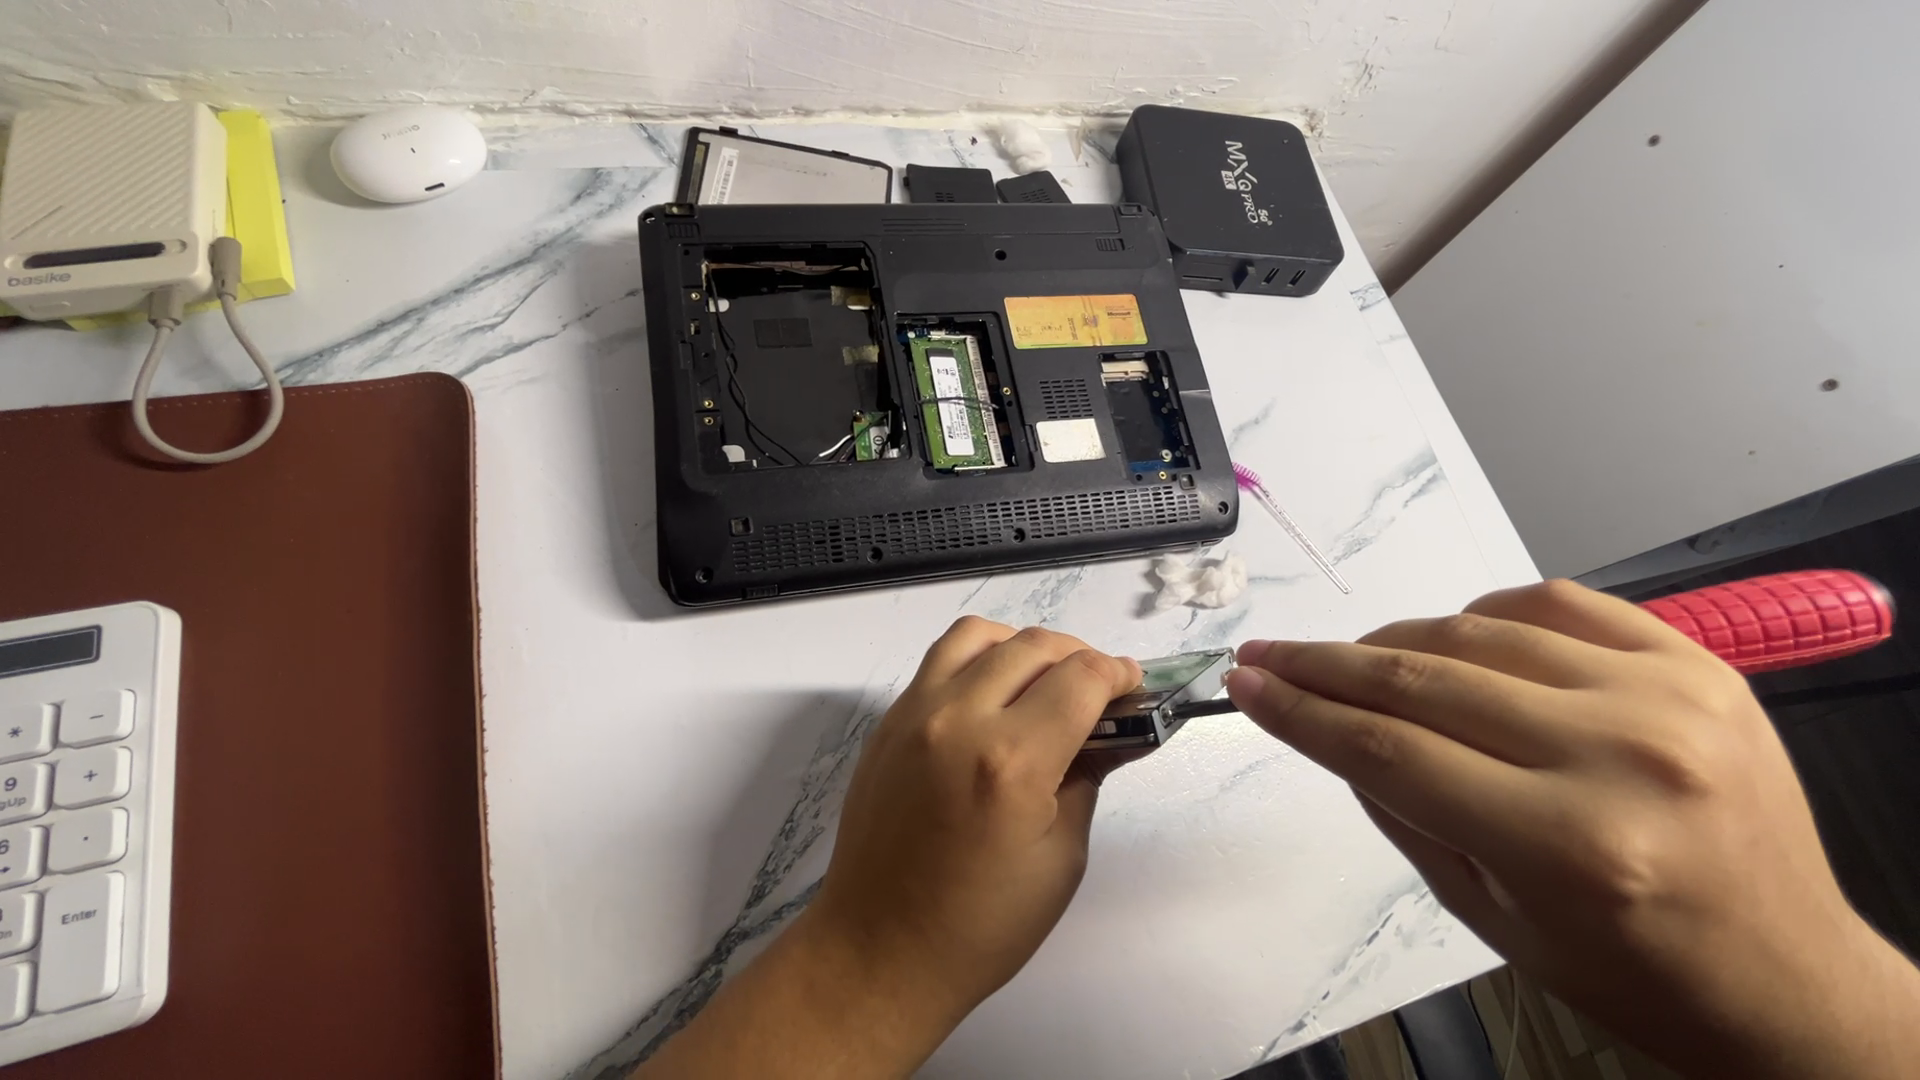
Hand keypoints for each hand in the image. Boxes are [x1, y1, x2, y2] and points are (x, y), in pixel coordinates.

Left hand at [809, 618, 1140, 1036]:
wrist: (879, 948)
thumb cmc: (982, 924)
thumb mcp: (1061, 857)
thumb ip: (1087, 776)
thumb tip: (1112, 729)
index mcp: (1011, 761)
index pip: (1081, 679)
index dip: (1118, 673)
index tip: (1133, 685)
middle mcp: (959, 720)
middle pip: (1035, 647)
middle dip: (1081, 656)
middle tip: (1099, 689)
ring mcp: (915, 713)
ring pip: (980, 635)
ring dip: (1024, 646)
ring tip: (1043, 679)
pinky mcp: (888, 720)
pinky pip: (939, 659)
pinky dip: (979, 658)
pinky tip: (994, 694)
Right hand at [1228, 580, 1919, 1079]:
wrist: (1788, 979)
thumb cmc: (1621, 964)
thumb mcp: (1479, 908)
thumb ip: (1394, 803)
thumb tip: (1322, 721)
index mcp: (1566, 844)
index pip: (1385, 748)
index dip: (1298, 710)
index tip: (1244, 683)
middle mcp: (1621, 757)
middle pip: (1419, 680)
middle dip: (1320, 664)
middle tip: (1266, 655)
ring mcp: (1668, 698)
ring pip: (1473, 632)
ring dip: (1389, 641)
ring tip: (1349, 660)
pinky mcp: (1698, 665)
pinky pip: (1553, 603)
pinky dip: (1481, 611)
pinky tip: (1450, 636)